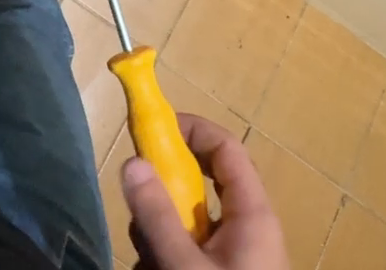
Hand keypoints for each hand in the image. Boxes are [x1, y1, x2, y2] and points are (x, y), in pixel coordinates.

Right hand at [123, 114, 289, 269]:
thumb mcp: (185, 268)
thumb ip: (157, 216)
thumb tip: (133, 161)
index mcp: (252, 214)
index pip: (226, 147)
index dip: (191, 130)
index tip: (151, 130)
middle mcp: (247, 229)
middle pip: (200, 187)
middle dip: (163, 196)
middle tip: (137, 208)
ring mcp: (236, 259)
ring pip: (189, 225)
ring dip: (159, 237)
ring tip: (148, 262)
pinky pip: (191, 255)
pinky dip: (167, 260)